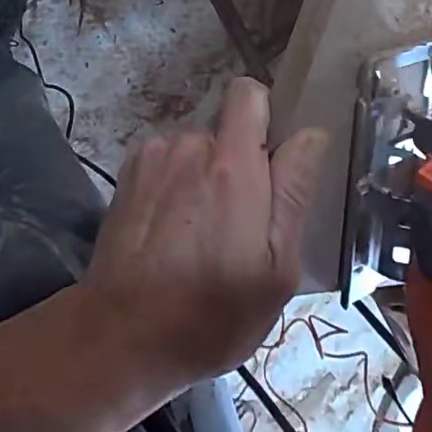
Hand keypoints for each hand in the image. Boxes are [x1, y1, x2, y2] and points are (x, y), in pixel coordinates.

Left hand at [80, 77, 331, 390]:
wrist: (119, 337)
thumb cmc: (211, 314)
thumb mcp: (276, 269)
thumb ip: (294, 192)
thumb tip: (311, 134)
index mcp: (232, 165)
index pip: (249, 94)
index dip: (264, 116)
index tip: (270, 159)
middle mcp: (190, 146)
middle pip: (225, 129)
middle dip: (237, 160)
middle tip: (237, 220)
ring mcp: (153, 157)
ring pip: (196, 147)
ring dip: (203, 173)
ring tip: (198, 232)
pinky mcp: (128, 172)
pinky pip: (167, 160)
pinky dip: (174, 181)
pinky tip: (169, 228)